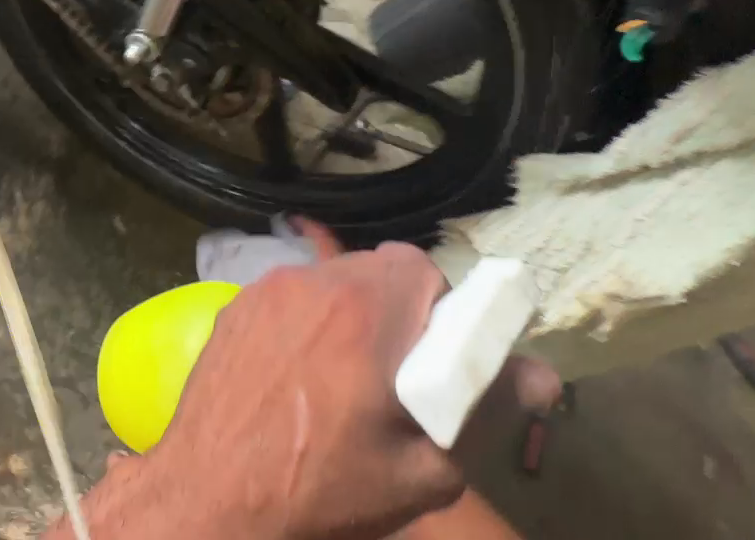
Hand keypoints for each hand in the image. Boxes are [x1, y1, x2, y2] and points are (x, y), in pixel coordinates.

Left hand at [146, 242, 462, 539]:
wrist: (214, 490)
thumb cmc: (324, 485)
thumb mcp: (426, 470)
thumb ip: (486, 412)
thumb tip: (540, 373)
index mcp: (362, 310)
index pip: (417, 264)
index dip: (440, 305)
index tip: (439, 353)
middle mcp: (307, 283)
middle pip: (370, 269)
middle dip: (397, 310)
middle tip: (398, 372)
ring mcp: (261, 290)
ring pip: (326, 281)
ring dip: (348, 315)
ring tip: (346, 378)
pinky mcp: (232, 307)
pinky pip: (286, 299)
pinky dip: (304, 322)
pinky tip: (298, 374)